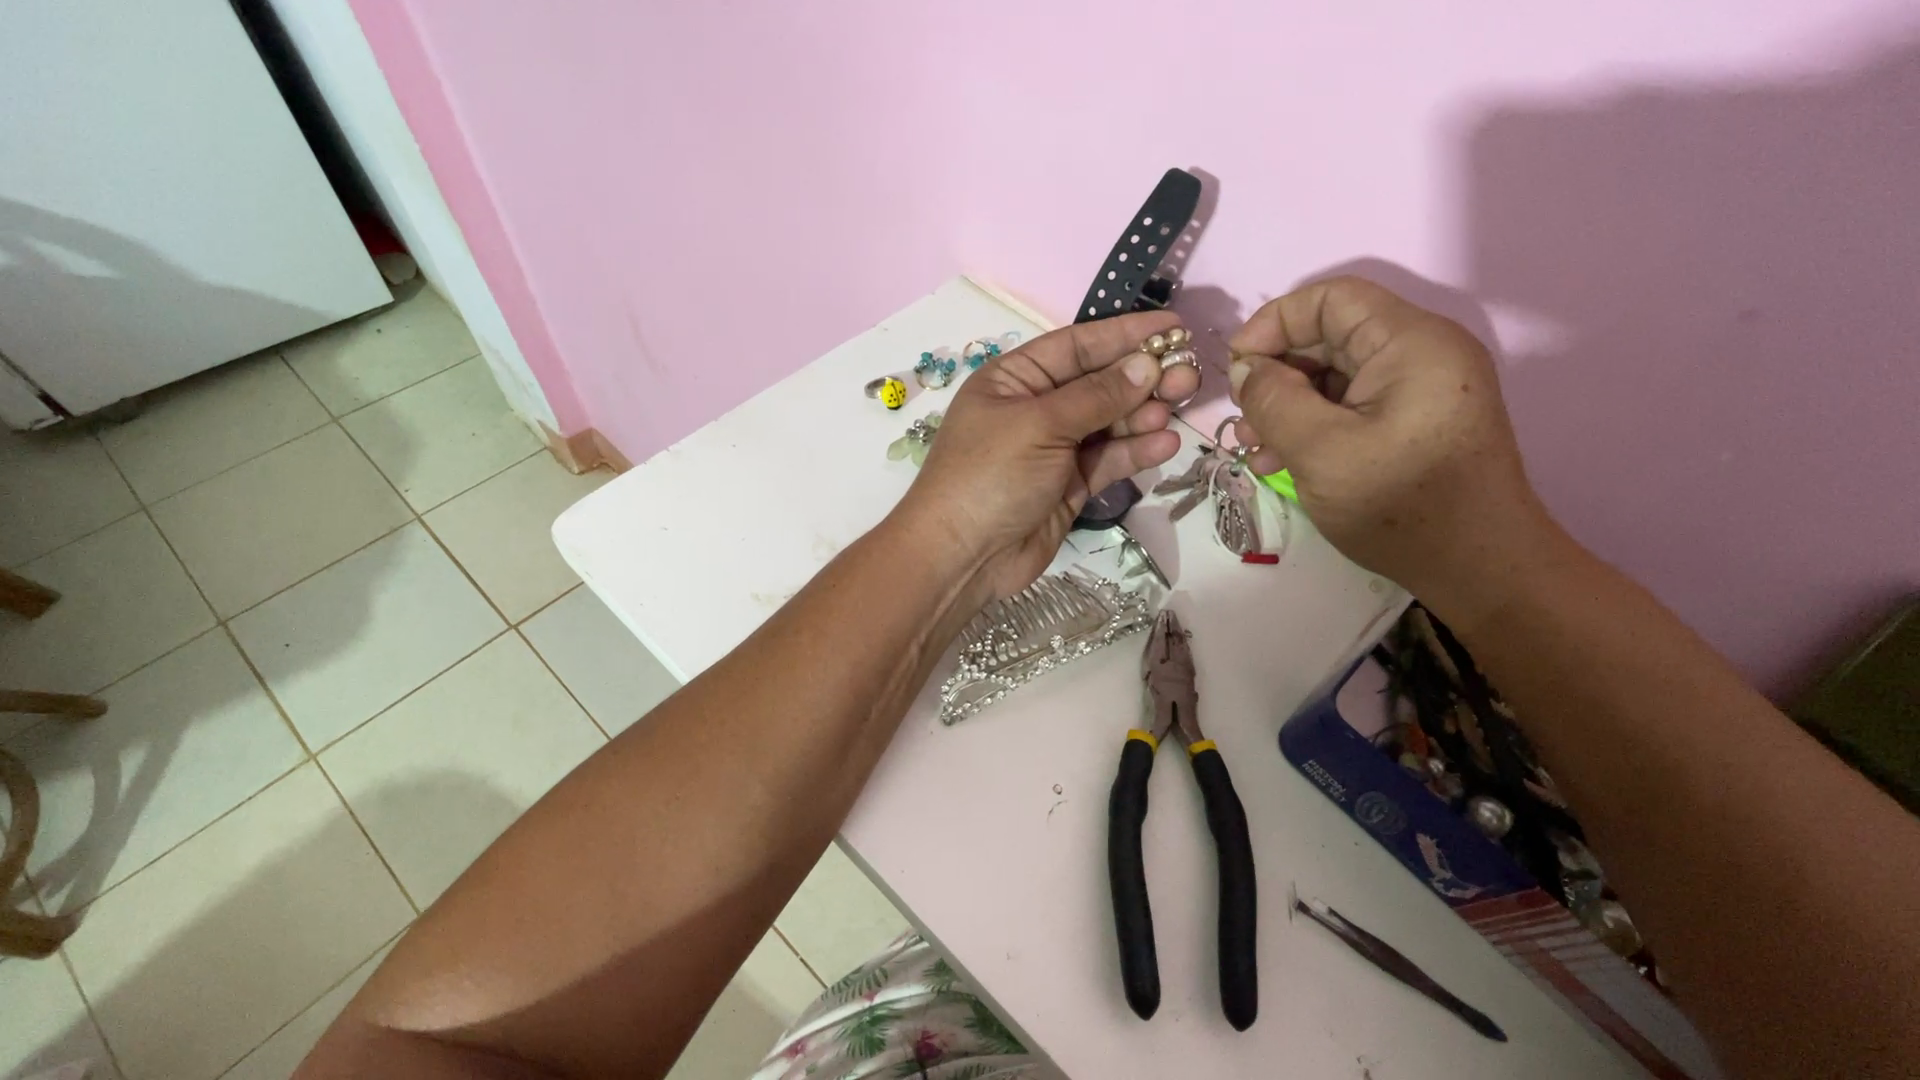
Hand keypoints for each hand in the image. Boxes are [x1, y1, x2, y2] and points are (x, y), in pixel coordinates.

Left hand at [895, 313, 1200, 600]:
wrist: (962, 556)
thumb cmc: (989, 475)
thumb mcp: (1039, 425)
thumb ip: (1096, 396)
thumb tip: (1146, 363)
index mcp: (1014, 380)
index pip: (1076, 345)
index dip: (1125, 334)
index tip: (1174, 328)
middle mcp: (1036, 408)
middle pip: (1099, 382)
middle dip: (1142, 375)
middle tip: (1188, 374)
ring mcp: (1055, 449)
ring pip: (1110, 422)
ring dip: (1144, 413)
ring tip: (1180, 404)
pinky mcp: (1071, 485)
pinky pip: (1109, 460)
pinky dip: (1136, 451)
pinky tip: (1165, 443)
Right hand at [1228, 276, 1557, 625]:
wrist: (1480, 568)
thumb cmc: (1401, 505)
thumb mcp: (1320, 451)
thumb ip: (1273, 401)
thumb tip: (1245, 370)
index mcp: (1411, 343)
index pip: (1331, 299)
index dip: (1275, 322)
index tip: (1237, 368)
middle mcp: (1423, 353)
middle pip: (1332, 336)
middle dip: (1277, 372)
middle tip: (1243, 419)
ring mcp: (1423, 388)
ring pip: (1337, 374)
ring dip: (1289, 404)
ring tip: (1256, 448)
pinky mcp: (1418, 420)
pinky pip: (1355, 404)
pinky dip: (1315, 423)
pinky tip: (1283, 459)